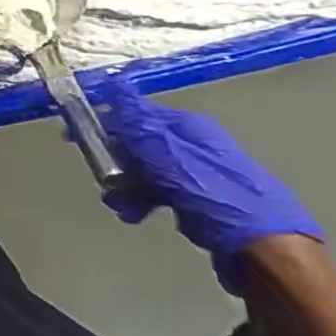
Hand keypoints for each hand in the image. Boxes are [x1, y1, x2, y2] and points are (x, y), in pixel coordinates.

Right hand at [99, 80, 321, 292]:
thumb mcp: (170, 158)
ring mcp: (195, 171)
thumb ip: (139, 126)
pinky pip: (156, 190)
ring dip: (125, 187)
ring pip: (143, 170)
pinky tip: (138, 215)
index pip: (136, 113)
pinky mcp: (195, 196)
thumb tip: (116, 88)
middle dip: (114, 162)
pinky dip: (141, 200)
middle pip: (137, 143)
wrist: (261, 248)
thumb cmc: (214, 198)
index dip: (104, 122)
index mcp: (188, 128)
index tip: (74, 138)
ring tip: (123, 208)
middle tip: (104, 182)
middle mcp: (191, 144)